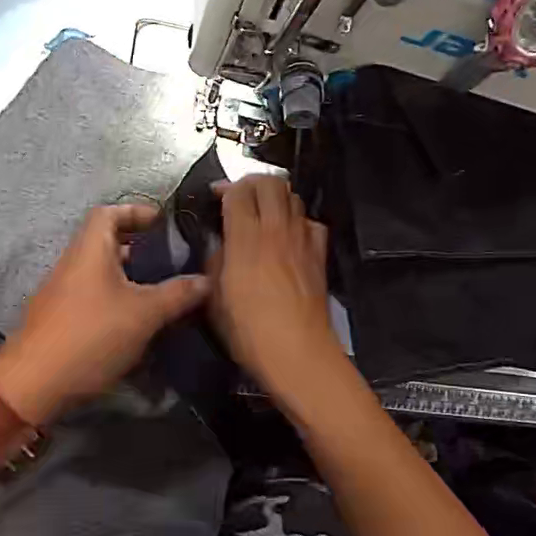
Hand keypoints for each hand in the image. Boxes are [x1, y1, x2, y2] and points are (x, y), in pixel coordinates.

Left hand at [0, 204, 209, 425]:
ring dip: (131, 275)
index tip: (165, 225)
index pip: (110, 212)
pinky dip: (119, 297)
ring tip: (165, 289)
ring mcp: (65, 289)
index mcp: (90, 247)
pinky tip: (141, 318)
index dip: (137, 212)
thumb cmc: (92, 334)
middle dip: (141, 247)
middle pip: (108, 241)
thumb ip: (177, 293)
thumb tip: (206, 279)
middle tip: (173, 260)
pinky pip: (96, 294)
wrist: (35, 382)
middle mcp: (75, 261)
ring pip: (103, 270)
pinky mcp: (63, 316)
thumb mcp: (144, 313)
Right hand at [208, 176, 340, 392]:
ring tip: (262, 212)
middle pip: (270, 182)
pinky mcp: (320, 255)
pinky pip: (311, 222)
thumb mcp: (215, 297)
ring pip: (293, 196)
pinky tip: (289, 236)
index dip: (224, 188)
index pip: (238, 192)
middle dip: (252, 183)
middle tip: (239, 197)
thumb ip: (215, 261)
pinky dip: (298, 221)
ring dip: (275, 197)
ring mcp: (302, 239)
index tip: (215, 197)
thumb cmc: (249, 330)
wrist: (299, 354)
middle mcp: (276, 229)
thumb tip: (220, 245)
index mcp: (246, 237)